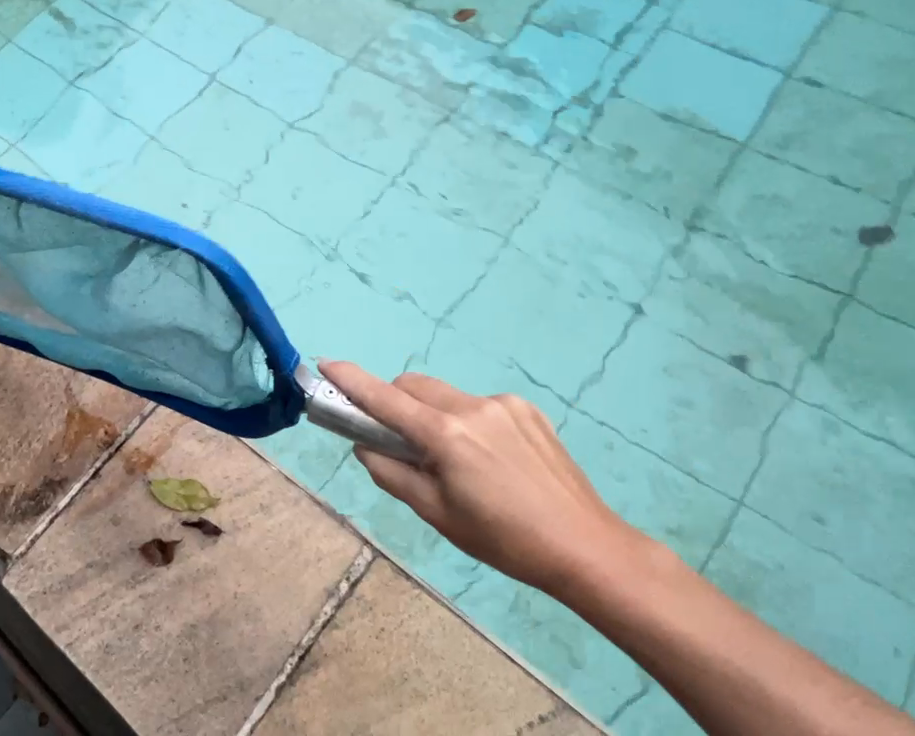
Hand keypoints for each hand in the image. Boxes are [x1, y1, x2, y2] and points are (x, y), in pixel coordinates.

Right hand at [324, 360, 647, 595]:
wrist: (589, 548)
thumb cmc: (504, 539)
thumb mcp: (436, 513)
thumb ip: (392, 473)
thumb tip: (366, 447)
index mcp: (446, 435)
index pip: (384, 398)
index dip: (350, 381)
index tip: (326, 365)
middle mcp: (472, 408)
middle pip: (412, 386)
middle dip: (393, 402)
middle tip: (396, 439)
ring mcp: (504, 405)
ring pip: (445, 395)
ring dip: (431, 413)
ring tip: (452, 458)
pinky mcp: (528, 411)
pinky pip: (477, 405)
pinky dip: (465, 420)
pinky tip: (489, 458)